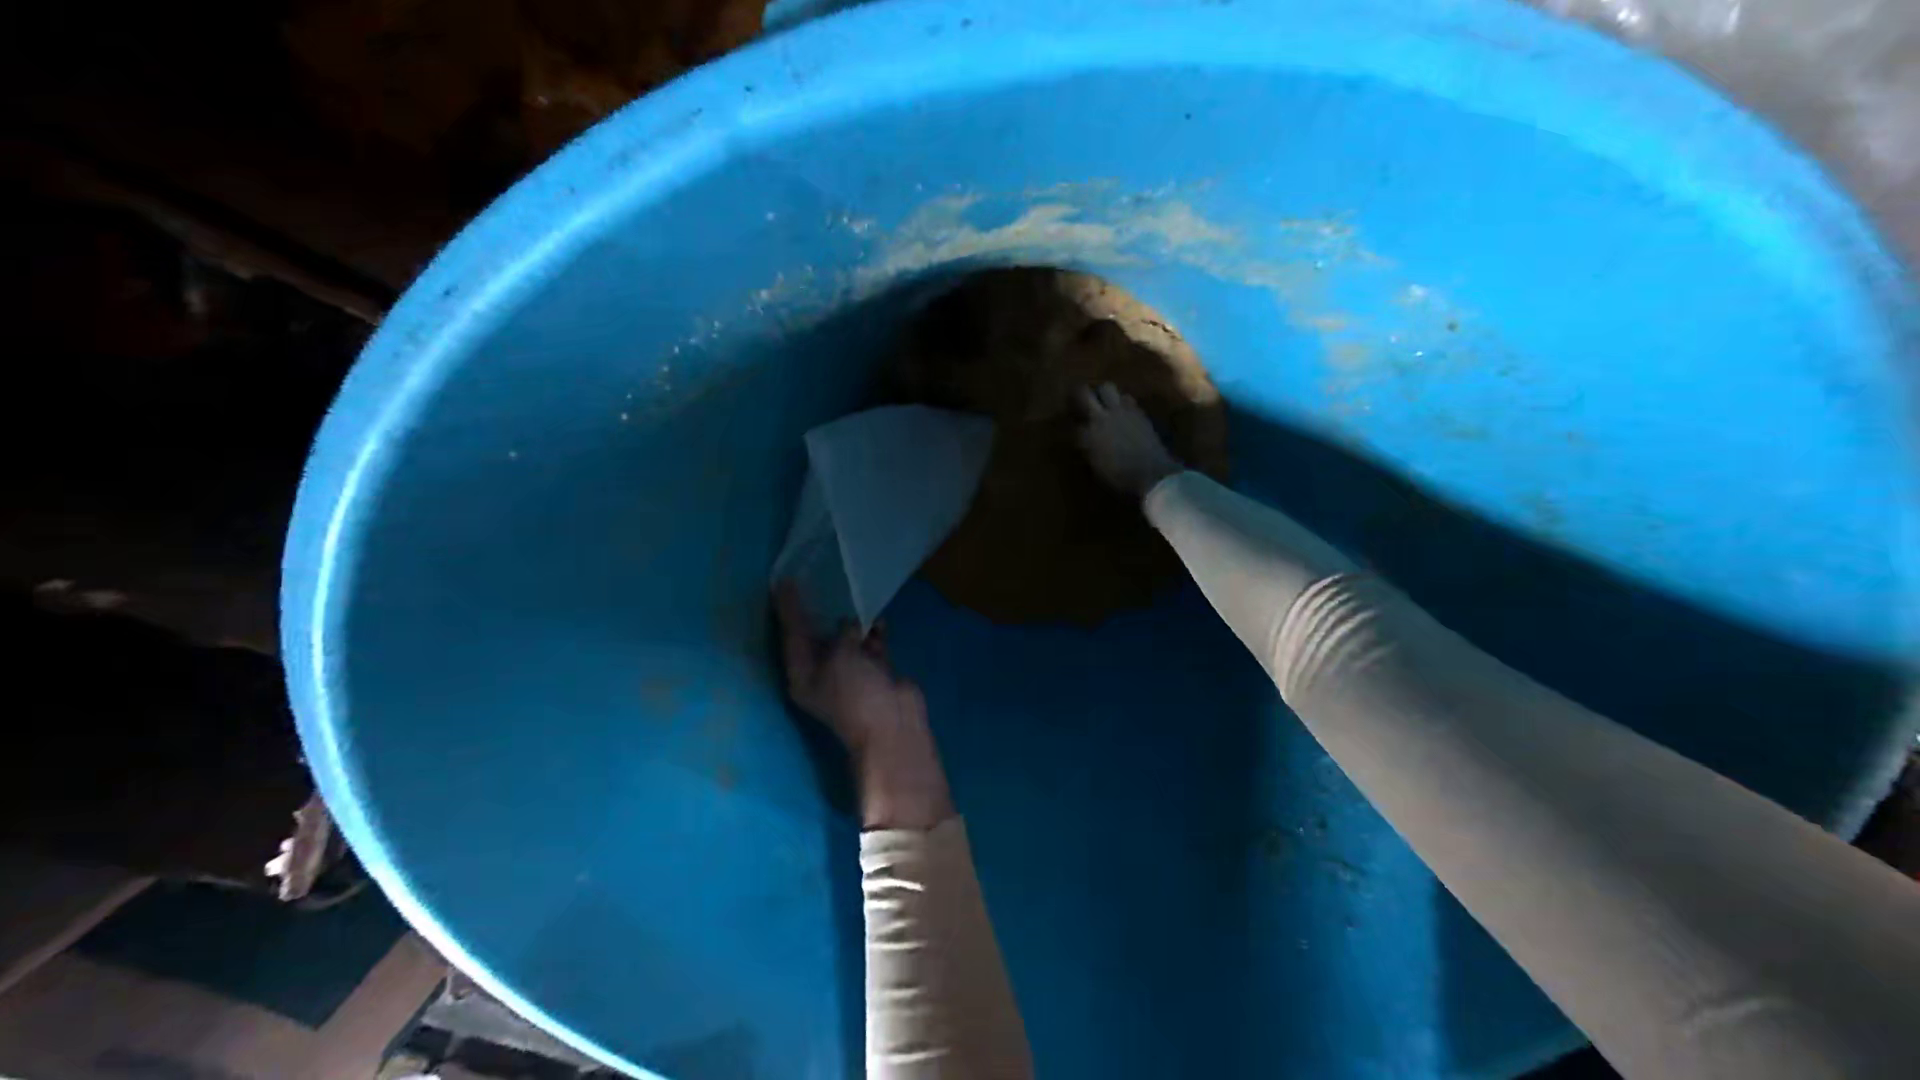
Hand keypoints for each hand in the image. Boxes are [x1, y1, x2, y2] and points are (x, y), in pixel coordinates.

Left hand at [773, 581, 953, 828]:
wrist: (894, 726)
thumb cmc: (856, 694)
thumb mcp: (840, 658)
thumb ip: (841, 635)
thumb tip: (852, 625)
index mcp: (802, 674)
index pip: (791, 634)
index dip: (787, 607)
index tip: (783, 580)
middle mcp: (822, 672)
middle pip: (816, 635)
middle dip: (818, 611)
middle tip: (816, 577)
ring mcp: (850, 672)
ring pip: (846, 638)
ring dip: (852, 621)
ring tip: (853, 594)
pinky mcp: (876, 670)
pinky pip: (871, 644)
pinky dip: (875, 633)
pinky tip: (880, 622)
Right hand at [1076, 382, 1182, 498]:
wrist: (1153, 474)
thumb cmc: (1121, 478)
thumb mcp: (1097, 468)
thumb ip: (1088, 450)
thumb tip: (1084, 441)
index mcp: (1087, 436)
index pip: (1074, 424)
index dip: (1073, 425)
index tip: (1073, 428)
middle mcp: (1100, 418)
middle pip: (1083, 393)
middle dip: (1079, 395)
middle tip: (1079, 400)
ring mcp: (1120, 411)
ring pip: (1107, 388)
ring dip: (1103, 394)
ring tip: (1104, 402)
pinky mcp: (1138, 411)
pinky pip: (1126, 398)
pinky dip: (1121, 402)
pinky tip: (1122, 411)